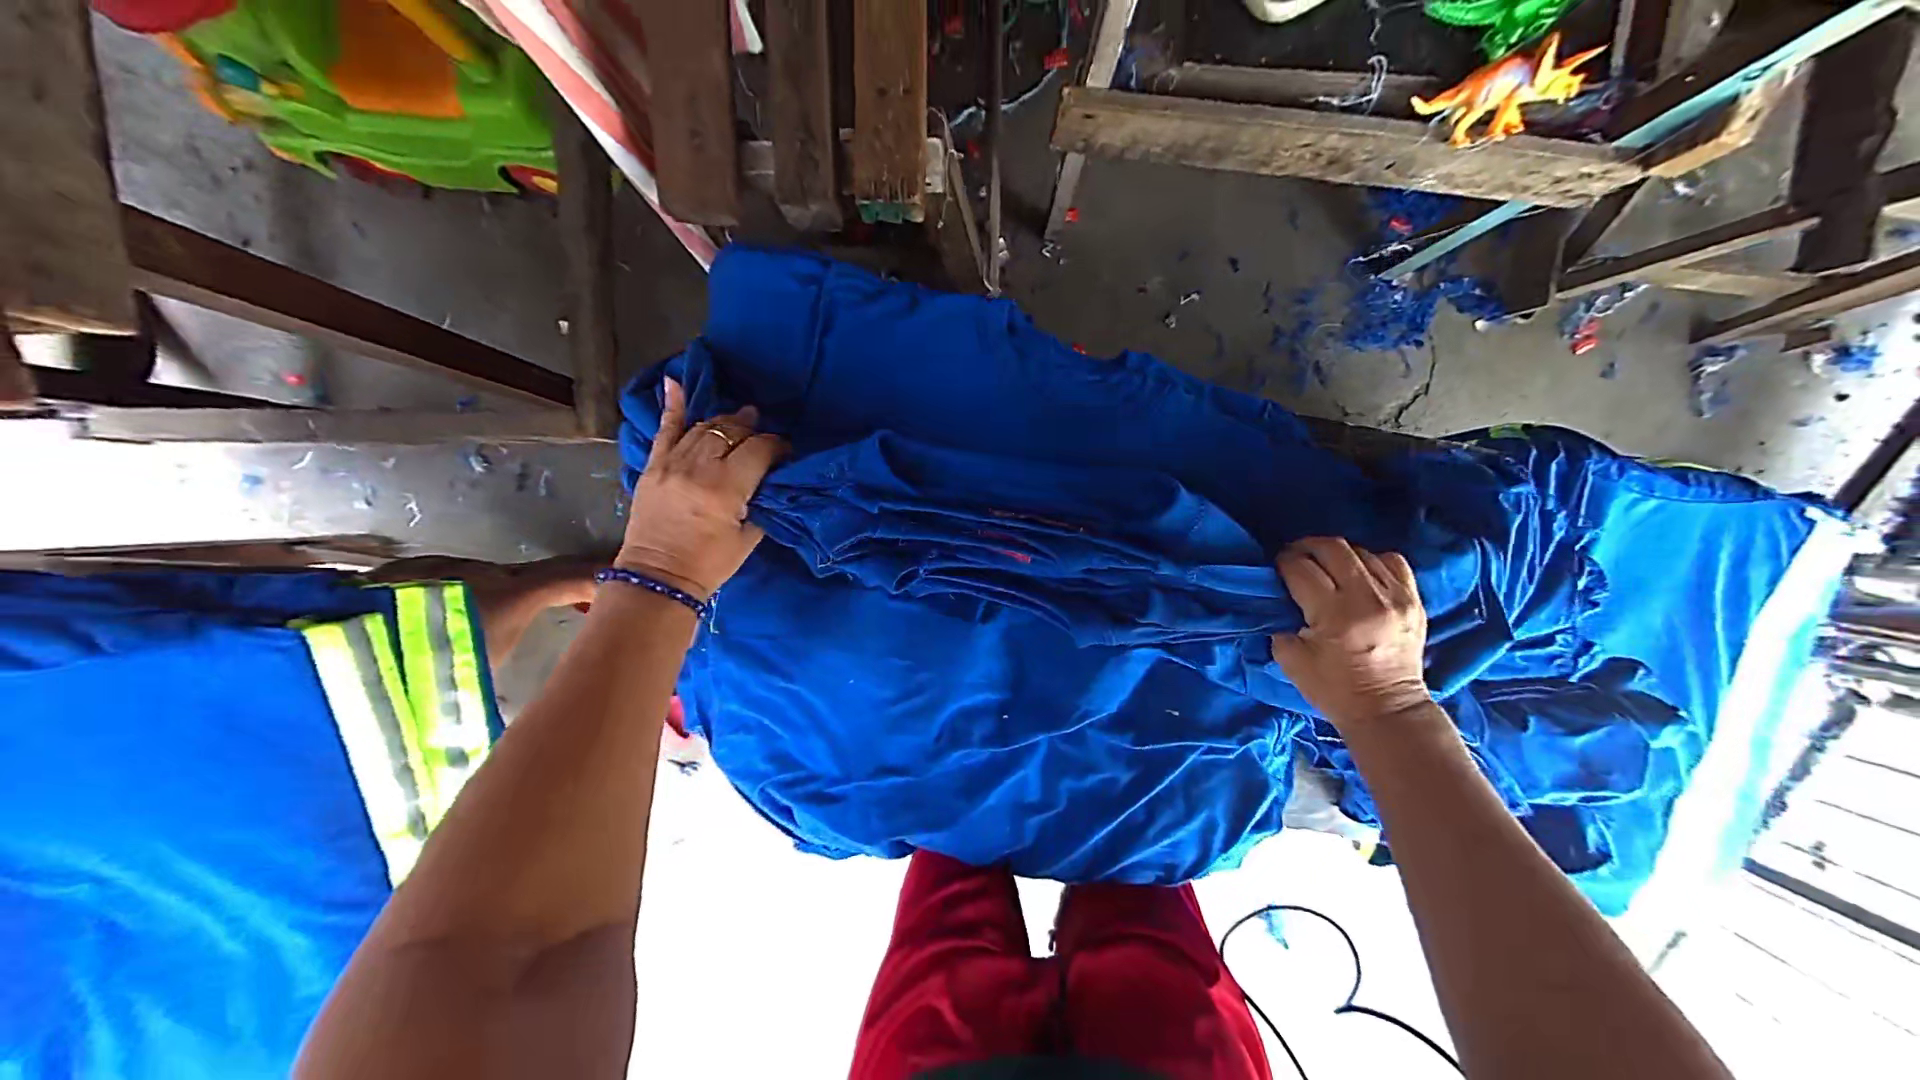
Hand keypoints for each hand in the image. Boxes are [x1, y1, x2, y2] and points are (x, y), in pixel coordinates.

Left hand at [616, 378, 786, 599]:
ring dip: (725, 423)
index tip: (786, 452)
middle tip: (764, 440)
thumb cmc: (710, 564)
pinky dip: (672, 405)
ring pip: (704, 428)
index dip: (777, 446)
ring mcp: (672, 463)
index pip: (759, 449)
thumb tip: (771, 478)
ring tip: (740, 420)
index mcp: (726, 487)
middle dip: (753, 432)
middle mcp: (698, 467)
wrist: (658, 578)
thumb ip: (762, 502)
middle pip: (732, 432)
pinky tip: (676, 382)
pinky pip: (665, 428)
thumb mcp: (749, 536)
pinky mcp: (653, 466)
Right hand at [1269, 537, 1432, 728]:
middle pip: (1332, 548)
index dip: (1283, 562)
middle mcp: (1367, 598)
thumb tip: (1281, 601)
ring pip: (1361, 552)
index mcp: (1334, 615)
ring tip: (1325, 565)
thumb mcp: (1290, 660)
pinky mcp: (1414, 601)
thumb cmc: (1333, 690)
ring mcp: (1396, 597)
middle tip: (1295, 557)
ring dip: (1336, 554)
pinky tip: (1359, 573)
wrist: (1387, 711)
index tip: (1276, 567)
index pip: (1301, 569)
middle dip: (1306, 547)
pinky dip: (1370, 561)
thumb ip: (1281, 624)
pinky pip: (1392, 562)